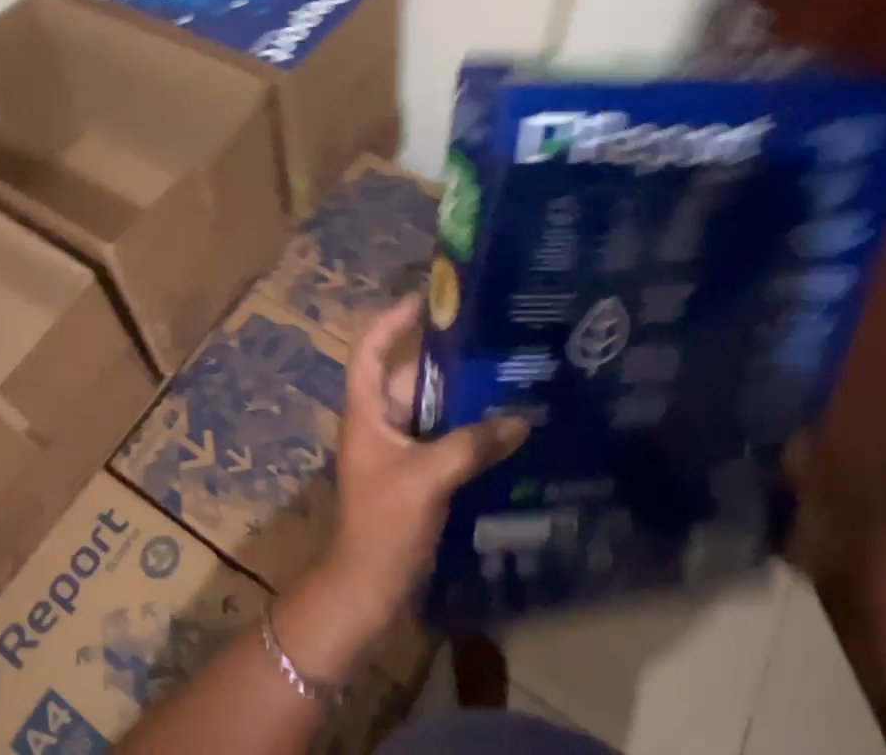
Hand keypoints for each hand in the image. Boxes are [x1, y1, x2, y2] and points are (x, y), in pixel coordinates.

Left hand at [315, 295, 530, 636]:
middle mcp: (378, 421)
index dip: (391, 320)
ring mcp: (396, 448)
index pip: (368, 349)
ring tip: (506, 374)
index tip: (426, 299)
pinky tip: (503, 426)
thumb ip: (472, 445)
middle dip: (444, 357)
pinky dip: (467, 428)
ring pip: (429, 407)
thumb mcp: (428, 478)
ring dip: (461, 395)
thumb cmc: (385, 524)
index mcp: (365, 411)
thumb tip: (520, 419)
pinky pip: (441, 436)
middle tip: (489, 337)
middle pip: (407, 375)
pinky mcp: (414, 472)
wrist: (369, 586)